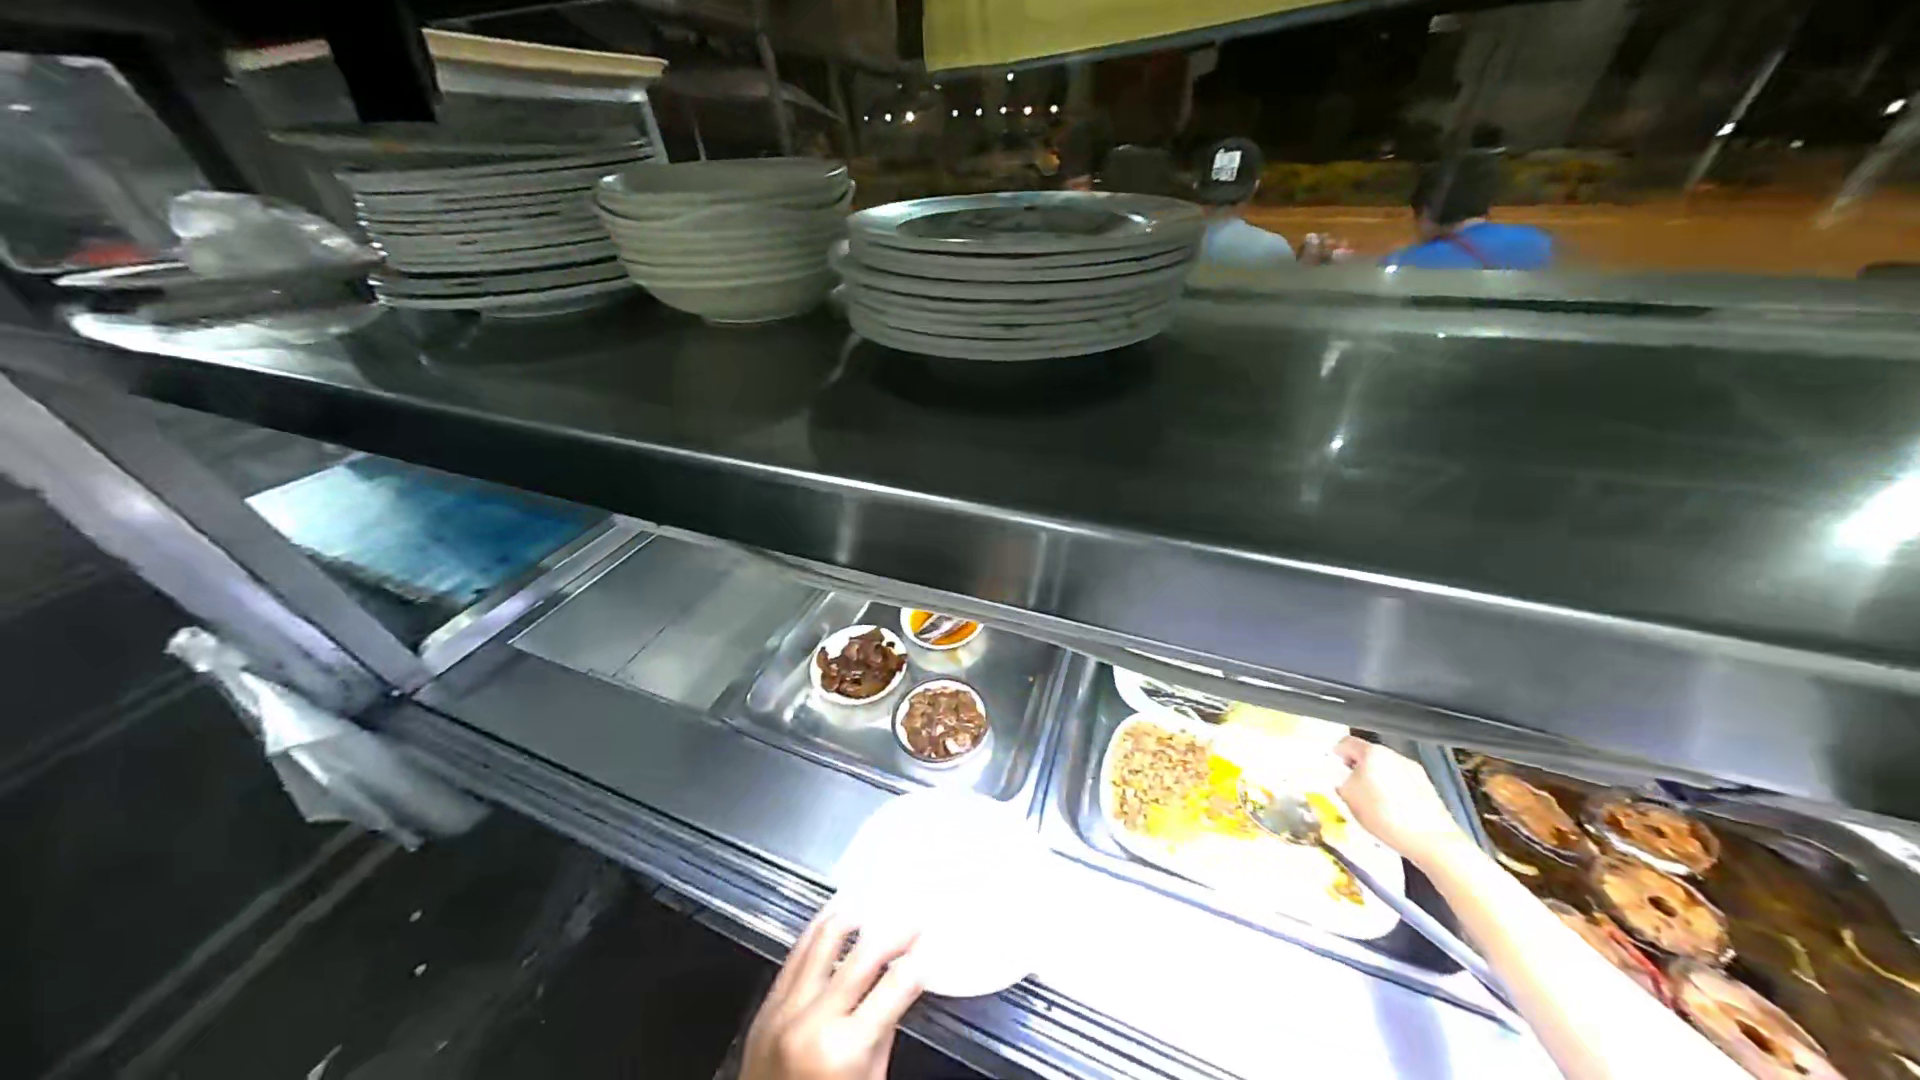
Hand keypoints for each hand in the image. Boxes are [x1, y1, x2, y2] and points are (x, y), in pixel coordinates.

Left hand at [741, 910, 923, 1079]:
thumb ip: (882, 1032)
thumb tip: (899, 984)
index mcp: (844, 1049)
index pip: (893, 987)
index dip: (917, 961)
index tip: (931, 944)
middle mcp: (812, 1021)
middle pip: (863, 956)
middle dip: (895, 934)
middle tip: (914, 920)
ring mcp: (784, 1009)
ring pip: (824, 940)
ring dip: (853, 916)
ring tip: (874, 904)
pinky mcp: (766, 1004)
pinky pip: (796, 953)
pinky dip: (819, 929)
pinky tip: (834, 914)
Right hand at [1334, 737, 1469, 868]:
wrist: (1431, 839)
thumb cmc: (1383, 815)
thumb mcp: (1348, 797)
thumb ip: (1341, 781)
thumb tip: (1344, 777)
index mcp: (1371, 753)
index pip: (1346, 742)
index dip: (1337, 753)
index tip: (1334, 767)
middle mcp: (1393, 755)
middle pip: (1368, 754)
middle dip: (1358, 767)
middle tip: (1351, 786)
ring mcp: (1412, 769)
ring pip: (1386, 767)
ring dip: (1376, 778)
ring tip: (1373, 801)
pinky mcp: (1427, 785)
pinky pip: (1401, 780)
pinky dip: (1393, 789)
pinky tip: (1393, 809)